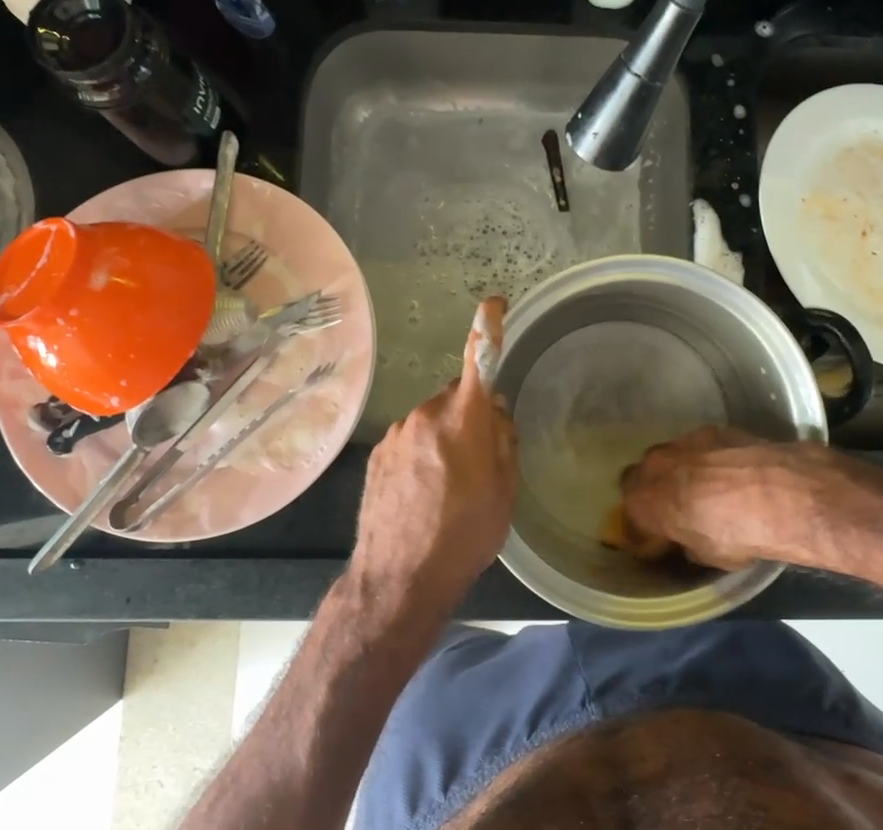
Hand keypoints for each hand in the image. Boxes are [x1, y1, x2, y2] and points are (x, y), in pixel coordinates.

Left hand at [350, 297, 517, 613]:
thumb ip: (503, 441)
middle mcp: (425, 414)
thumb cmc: (466, 535)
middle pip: (456, 398)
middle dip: (470, 416)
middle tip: (481, 459)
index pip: (478, 359)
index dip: (488, 328)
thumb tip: (496, 413)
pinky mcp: (377, 454)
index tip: (494, 305)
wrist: (399, 577)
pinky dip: (422, 455)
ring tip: (450, 487)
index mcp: (464, 419)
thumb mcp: (505, 491)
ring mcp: (396, 433)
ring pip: (431, 422)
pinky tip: (424, 494)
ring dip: (444, 439)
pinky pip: (411, 441)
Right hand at [620, 426, 862, 569]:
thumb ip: (687, 542)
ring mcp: (686, 440)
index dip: (644, 526)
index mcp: (644, 500)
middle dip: (655, 489)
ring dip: (681, 470)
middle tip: (675, 508)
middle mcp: (656, 464)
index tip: (657, 538)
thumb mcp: (707, 556)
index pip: (630, 512)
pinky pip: (701, 446)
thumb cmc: (736, 534)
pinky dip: (709, 458)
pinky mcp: (717, 429)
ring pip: (672, 455)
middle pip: (643, 474)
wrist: (781, 493)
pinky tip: (731, 473)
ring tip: (706, 488)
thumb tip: (690, 539)